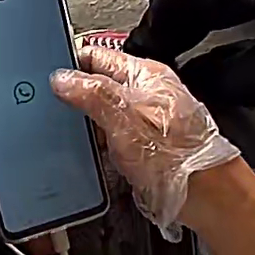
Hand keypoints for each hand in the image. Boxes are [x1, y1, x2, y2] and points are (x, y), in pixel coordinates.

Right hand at [50, 46, 240, 237]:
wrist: (207, 198)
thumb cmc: (178, 157)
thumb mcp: (124, 119)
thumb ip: (91, 94)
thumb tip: (62, 78)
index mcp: (145, 75)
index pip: (97, 55)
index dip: (71, 62)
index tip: (47, 74)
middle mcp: (145, 95)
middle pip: (98, 85)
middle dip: (74, 95)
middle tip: (50, 106)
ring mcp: (142, 122)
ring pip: (101, 114)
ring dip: (84, 123)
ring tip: (65, 131)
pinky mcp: (141, 147)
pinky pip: (108, 138)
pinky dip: (95, 143)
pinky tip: (86, 152)